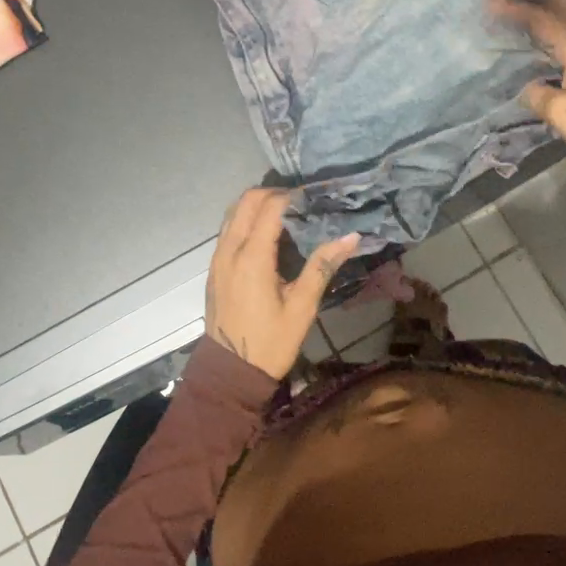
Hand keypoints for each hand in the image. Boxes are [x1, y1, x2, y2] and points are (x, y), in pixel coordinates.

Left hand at [204, 189, 359, 379]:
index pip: (270, 207)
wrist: (230, 372)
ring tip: (287, 213)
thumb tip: (351, 237)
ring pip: (233, 212)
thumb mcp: (302, 307)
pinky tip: (269, 233)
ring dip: (257, 204)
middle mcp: (229, 250)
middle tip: (302, 202)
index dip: (293, 195)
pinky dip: (246, 219)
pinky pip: (228, 229)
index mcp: (252, 258)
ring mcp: (217, 257)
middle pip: (246, 200)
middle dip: (273, 193)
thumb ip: (322, 267)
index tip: (316, 196)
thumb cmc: (271, 342)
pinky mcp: (214, 267)